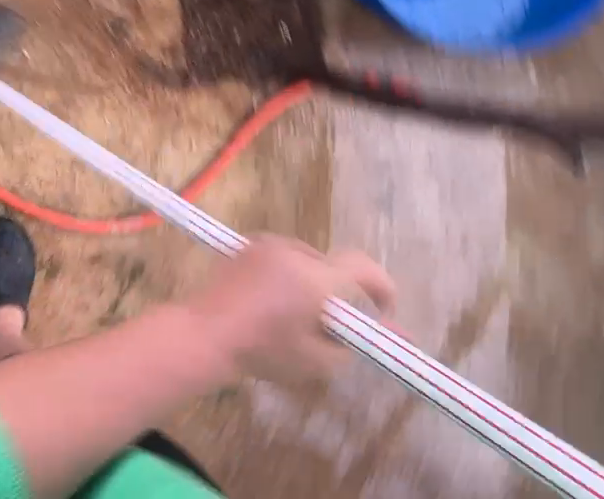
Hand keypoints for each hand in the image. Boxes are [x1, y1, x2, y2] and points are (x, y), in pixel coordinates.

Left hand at [179, 235, 394, 382]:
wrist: (205, 333)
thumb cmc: (263, 350)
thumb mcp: (320, 359)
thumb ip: (360, 343)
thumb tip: (398, 334)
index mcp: (313, 276)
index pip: (362, 266)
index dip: (381, 286)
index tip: (383, 309)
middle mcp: (290, 251)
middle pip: (331, 265)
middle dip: (339, 291)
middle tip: (333, 323)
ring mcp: (263, 244)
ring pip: (305, 259)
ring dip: (311, 281)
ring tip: (298, 314)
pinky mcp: (244, 245)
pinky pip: (279, 255)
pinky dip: (286, 273)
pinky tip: (273, 300)